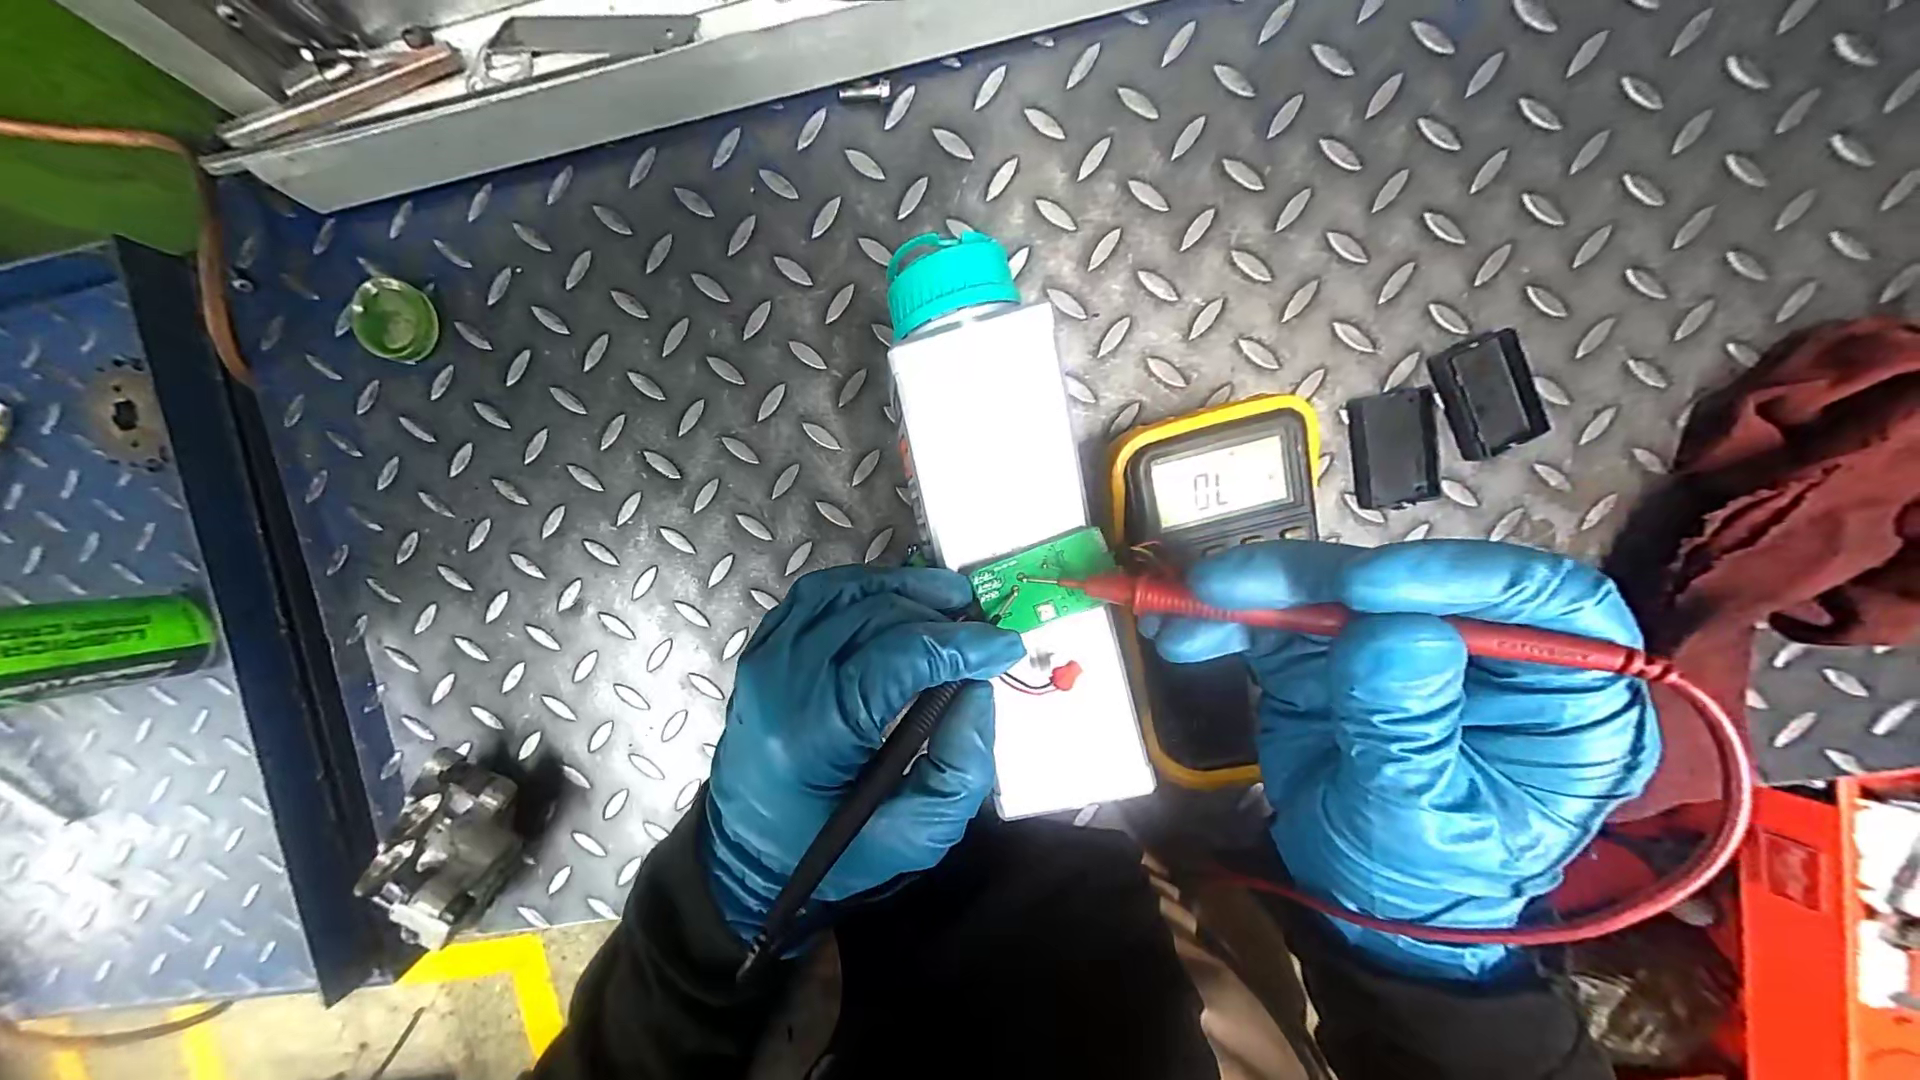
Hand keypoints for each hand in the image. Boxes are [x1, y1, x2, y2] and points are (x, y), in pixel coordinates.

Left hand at [703, 565, 1024, 940]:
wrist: (750, 849)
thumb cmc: (833, 851)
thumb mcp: (916, 835)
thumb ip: (962, 766)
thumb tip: (978, 688)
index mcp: (812, 734)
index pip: (896, 658)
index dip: (958, 645)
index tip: (1002, 645)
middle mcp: (782, 683)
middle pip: (875, 616)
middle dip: (939, 614)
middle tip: (981, 627)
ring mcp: (767, 658)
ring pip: (847, 591)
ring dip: (905, 588)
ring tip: (949, 598)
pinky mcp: (766, 647)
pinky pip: (820, 592)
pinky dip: (867, 585)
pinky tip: (899, 597)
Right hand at [1145, 540, 1659, 979]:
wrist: (1354, 895)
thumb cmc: (1422, 876)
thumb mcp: (1421, 819)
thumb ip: (1407, 730)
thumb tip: (1393, 630)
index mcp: (1551, 693)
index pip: (1540, 600)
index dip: (1455, 575)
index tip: (1364, 587)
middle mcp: (1469, 649)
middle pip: (1397, 583)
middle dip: (1306, 580)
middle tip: (1225, 586)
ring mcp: (1385, 645)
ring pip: (1321, 590)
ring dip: (1245, 593)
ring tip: (1183, 605)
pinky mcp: (1320, 652)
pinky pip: (1269, 620)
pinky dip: (1220, 620)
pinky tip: (1181, 631)